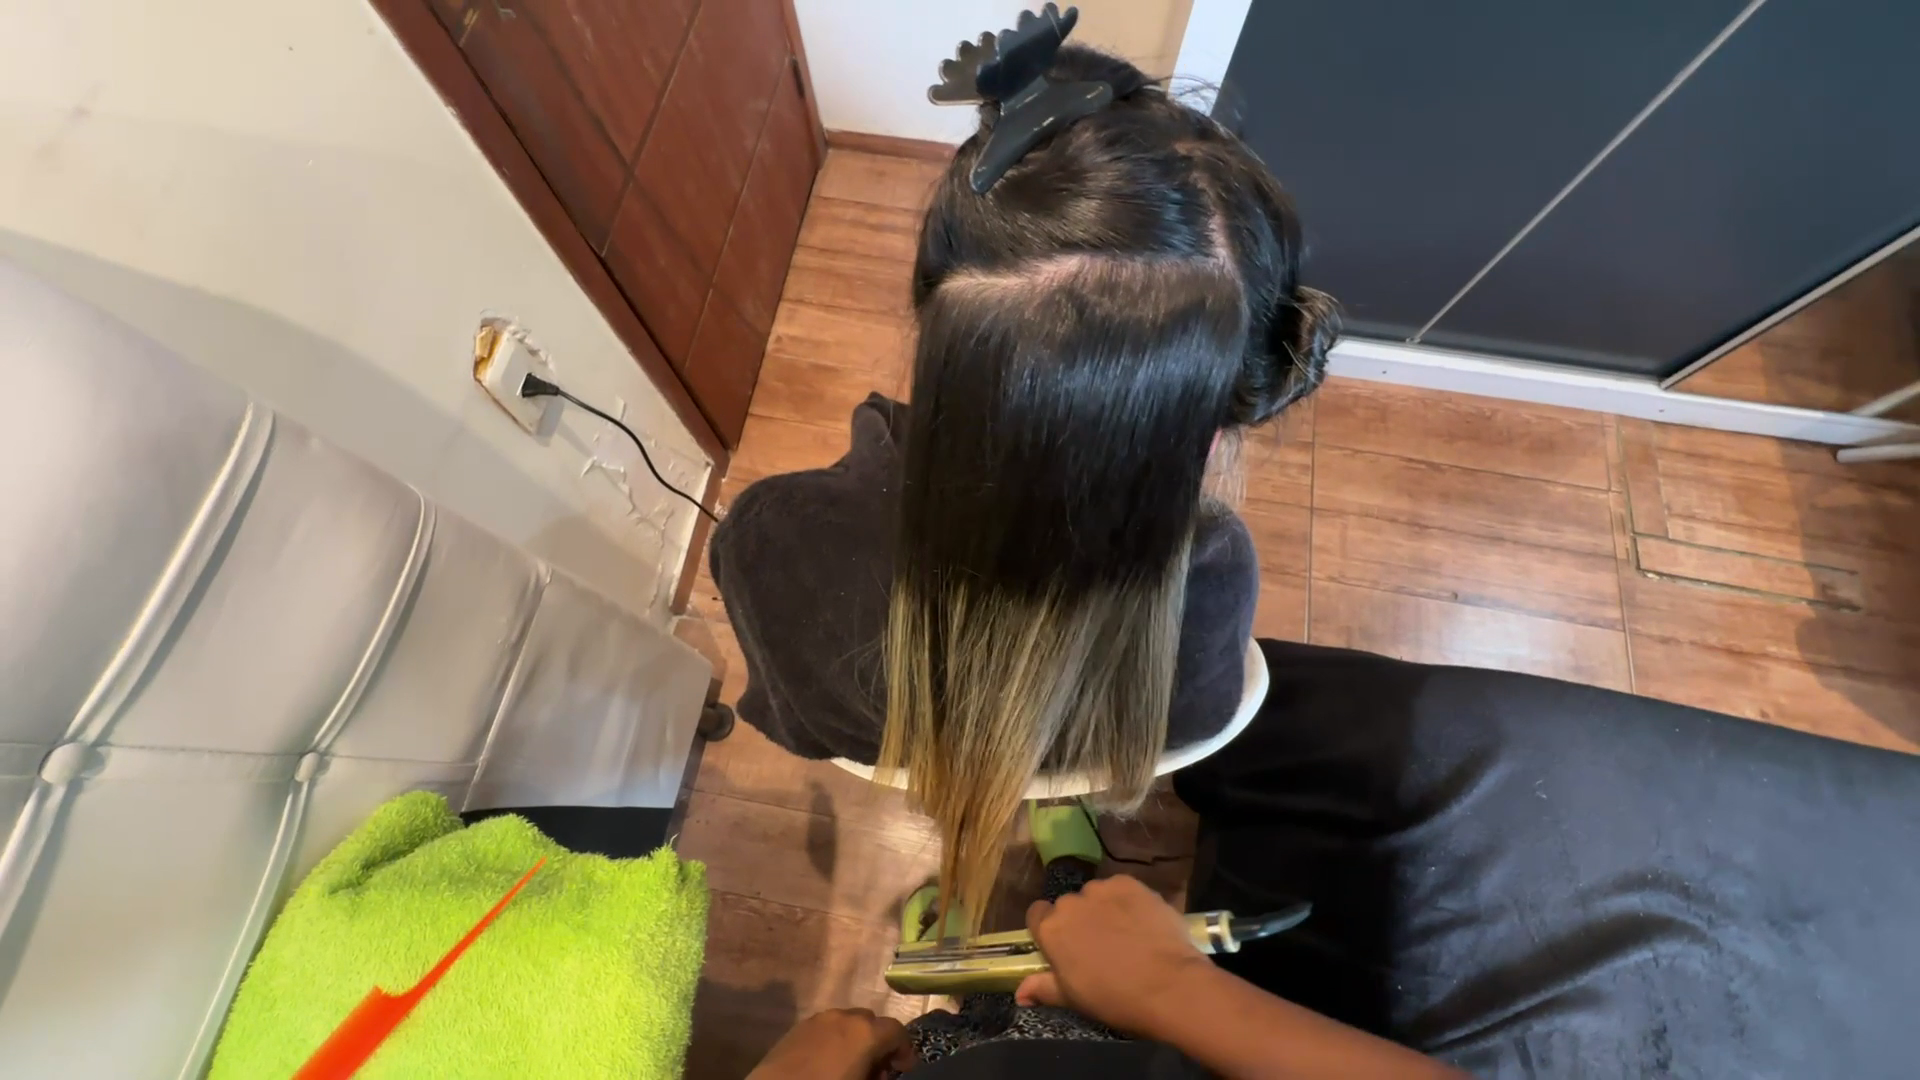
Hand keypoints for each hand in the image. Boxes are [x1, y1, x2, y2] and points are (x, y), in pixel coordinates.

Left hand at [746, 1008, 913, 1079]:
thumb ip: (877, 1076)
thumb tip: (880, 1074)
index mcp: (865, 1032)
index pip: (897, 1031)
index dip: (904, 1050)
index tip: (902, 1071)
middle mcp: (845, 1016)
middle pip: (871, 1022)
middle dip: (878, 1044)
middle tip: (876, 1073)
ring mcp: (819, 1019)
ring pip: (847, 1022)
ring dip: (855, 1041)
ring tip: (849, 1069)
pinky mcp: (798, 1028)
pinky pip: (826, 1028)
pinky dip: (834, 1041)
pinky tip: (825, 1065)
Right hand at [1015, 875, 1214, 1036]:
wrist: (1169, 985)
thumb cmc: (1116, 999)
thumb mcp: (1074, 1000)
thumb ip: (1043, 988)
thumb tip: (1019, 992)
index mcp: (1051, 929)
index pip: (1037, 916)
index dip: (1049, 930)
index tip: (1065, 946)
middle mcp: (1070, 903)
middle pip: (1068, 907)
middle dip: (1080, 922)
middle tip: (1100, 947)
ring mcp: (1100, 889)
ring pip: (1095, 896)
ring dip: (1103, 910)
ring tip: (1126, 935)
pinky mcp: (1128, 882)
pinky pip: (1120, 888)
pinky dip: (1127, 901)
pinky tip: (1142, 922)